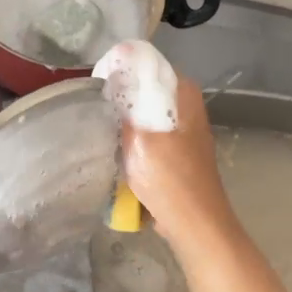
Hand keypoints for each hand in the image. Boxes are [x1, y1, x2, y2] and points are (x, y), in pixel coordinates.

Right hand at [119, 76, 236, 250]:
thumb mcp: (141, 140)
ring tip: (102, 123)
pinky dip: (136, 142)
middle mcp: (189, 112)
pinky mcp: (179, 158)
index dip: (129, 67)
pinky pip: (152, 140)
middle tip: (97, 100)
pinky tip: (117, 151)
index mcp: (186, 99)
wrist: (195, 224)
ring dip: (129, 121)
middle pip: (152, 92)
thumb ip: (127, 111)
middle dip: (126, 95)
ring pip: (151, 118)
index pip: (155, 67)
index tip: (102, 75)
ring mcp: (186, 137)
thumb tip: (115, 84)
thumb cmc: (170, 179)